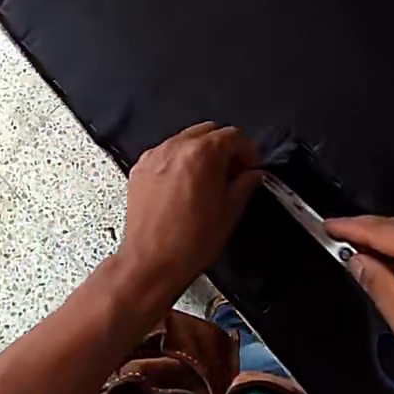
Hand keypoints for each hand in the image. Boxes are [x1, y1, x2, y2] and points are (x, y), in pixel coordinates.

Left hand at [116, 122, 262, 293]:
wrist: (152, 263)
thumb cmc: (189, 242)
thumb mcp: (230, 211)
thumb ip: (245, 184)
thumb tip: (252, 175)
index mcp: (203, 154)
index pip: (234, 135)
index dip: (248, 152)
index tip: (250, 167)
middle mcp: (176, 148)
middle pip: (209, 130)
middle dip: (225, 147)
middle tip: (233, 171)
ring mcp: (155, 156)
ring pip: (186, 139)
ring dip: (202, 152)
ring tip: (209, 180)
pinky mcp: (140, 169)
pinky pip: (166, 153)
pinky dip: (180, 161)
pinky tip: (185, 185)